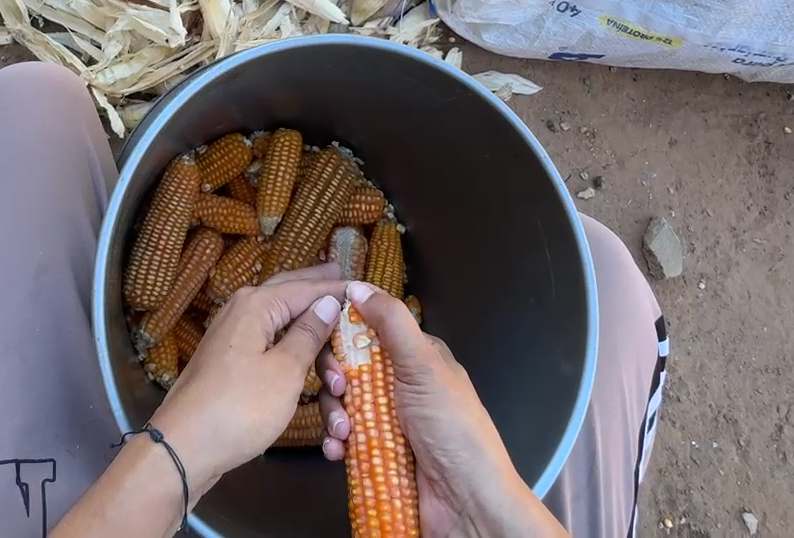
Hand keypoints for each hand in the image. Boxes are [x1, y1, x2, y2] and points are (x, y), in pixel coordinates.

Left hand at [148, 265, 346, 495]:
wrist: (184, 446)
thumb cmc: (240, 406)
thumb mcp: (285, 371)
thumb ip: (308, 334)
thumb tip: (327, 302)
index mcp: (257, 304)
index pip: (306, 287)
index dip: (336, 288)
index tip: (362, 286)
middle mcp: (243, 310)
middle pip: (290, 294)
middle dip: (318, 292)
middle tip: (344, 283)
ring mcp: (234, 335)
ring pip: (280, 322)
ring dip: (309, 333)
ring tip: (335, 340)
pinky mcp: (231, 360)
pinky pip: (270, 342)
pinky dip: (292, 347)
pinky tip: (304, 351)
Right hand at [319, 282, 553, 537]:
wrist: (467, 507)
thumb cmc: (452, 428)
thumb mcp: (423, 365)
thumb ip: (391, 322)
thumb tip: (357, 286)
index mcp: (415, 356)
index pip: (370, 328)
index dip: (344, 330)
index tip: (326, 337)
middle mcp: (399, 383)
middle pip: (349, 364)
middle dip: (335, 376)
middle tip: (339, 390)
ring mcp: (387, 419)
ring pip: (342, 401)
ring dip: (334, 413)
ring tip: (343, 433)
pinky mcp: (375, 452)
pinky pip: (343, 436)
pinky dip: (336, 442)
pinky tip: (338, 451)